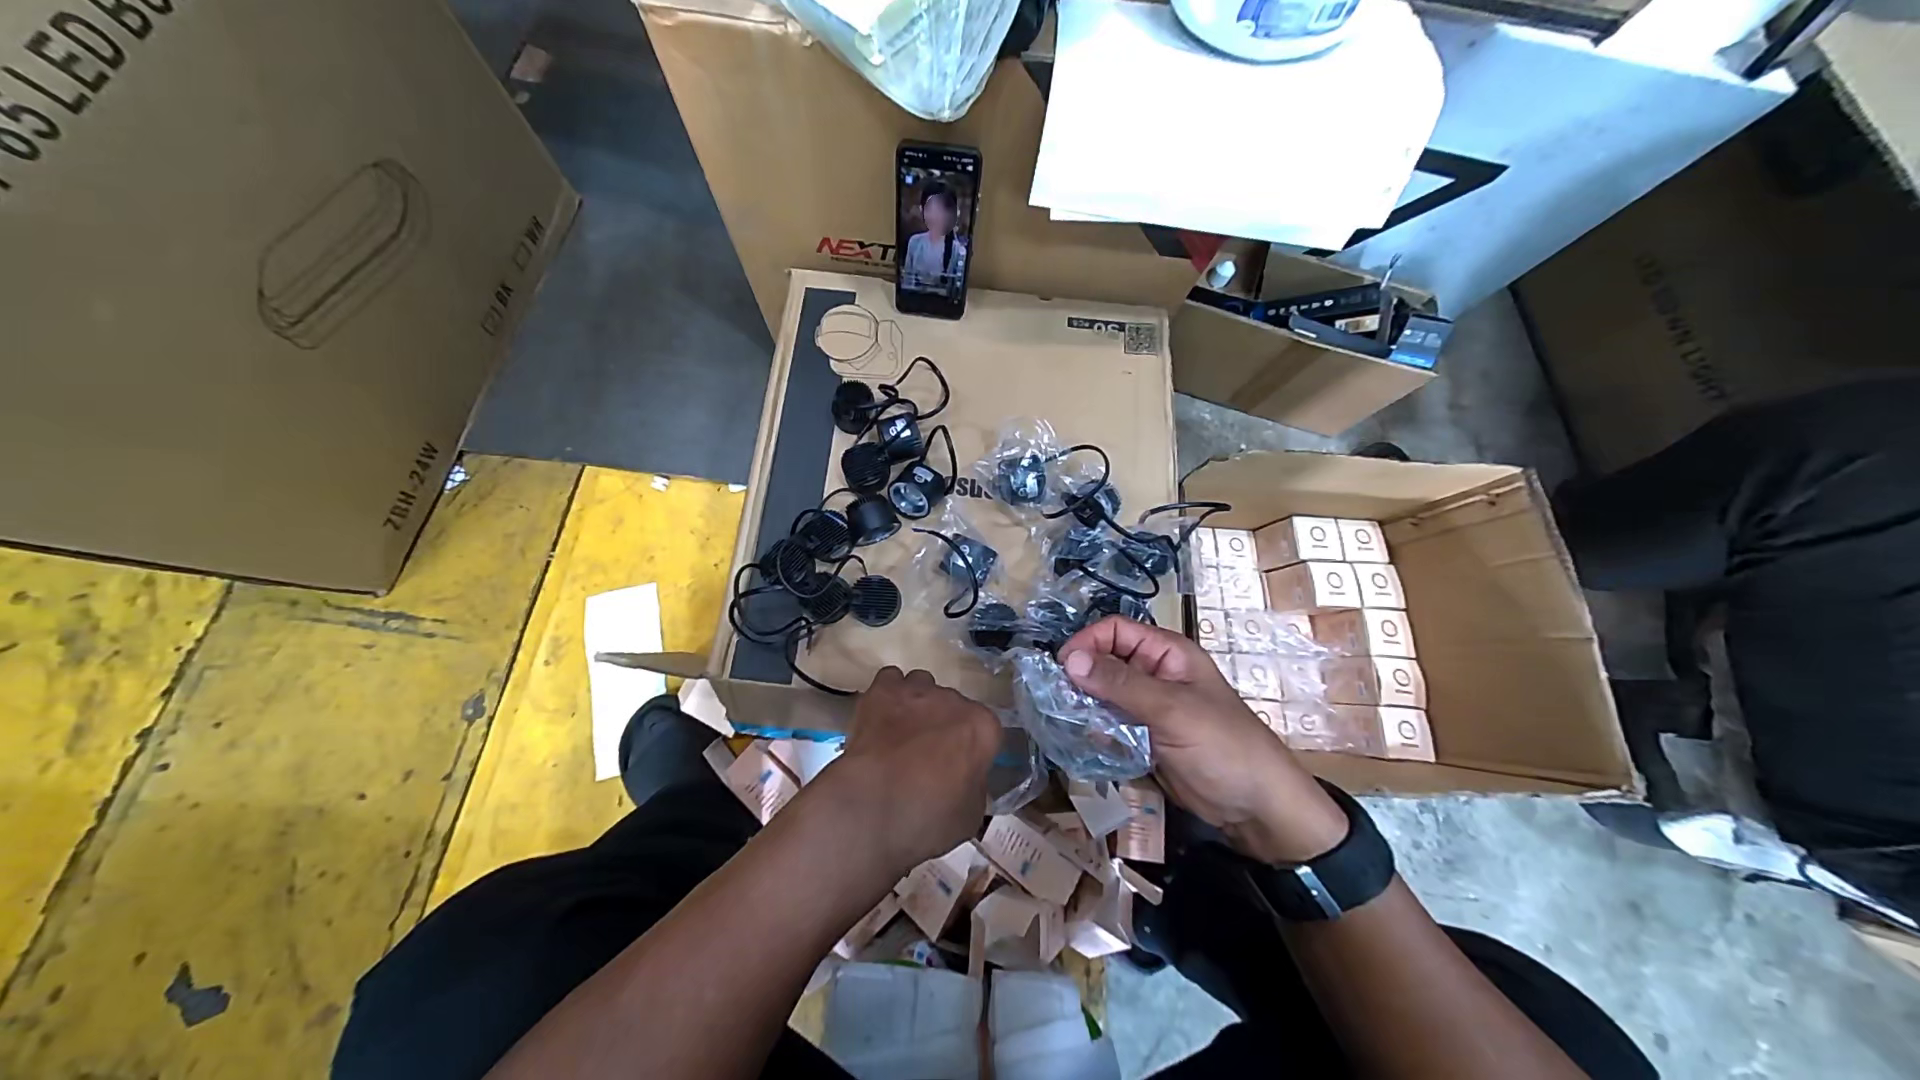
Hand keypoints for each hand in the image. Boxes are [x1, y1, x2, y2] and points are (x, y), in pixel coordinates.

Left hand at [822, 667, 1000, 872]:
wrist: (870, 808)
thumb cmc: (926, 819)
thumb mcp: (970, 816)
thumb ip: (974, 784)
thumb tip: (966, 777)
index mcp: (983, 728)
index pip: (986, 730)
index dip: (972, 749)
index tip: (959, 768)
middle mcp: (954, 700)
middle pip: (954, 706)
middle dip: (944, 726)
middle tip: (926, 757)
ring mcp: (917, 690)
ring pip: (923, 685)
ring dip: (917, 704)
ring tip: (901, 734)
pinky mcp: (882, 690)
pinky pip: (891, 680)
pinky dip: (889, 694)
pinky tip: (881, 718)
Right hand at [1058, 617, 1348, 862]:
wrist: (1256, 807)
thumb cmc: (1223, 746)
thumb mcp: (1171, 710)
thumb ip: (1120, 684)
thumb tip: (1069, 659)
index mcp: (1167, 654)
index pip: (1115, 631)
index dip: (1087, 643)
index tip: (1061, 669)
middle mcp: (1154, 674)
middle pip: (1104, 662)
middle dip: (1080, 678)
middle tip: (1055, 700)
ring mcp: (1147, 708)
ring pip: (1102, 695)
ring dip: (1083, 706)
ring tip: (1063, 722)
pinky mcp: (1142, 738)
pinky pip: (1109, 725)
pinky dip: (1093, 731)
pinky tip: (1080, 741)